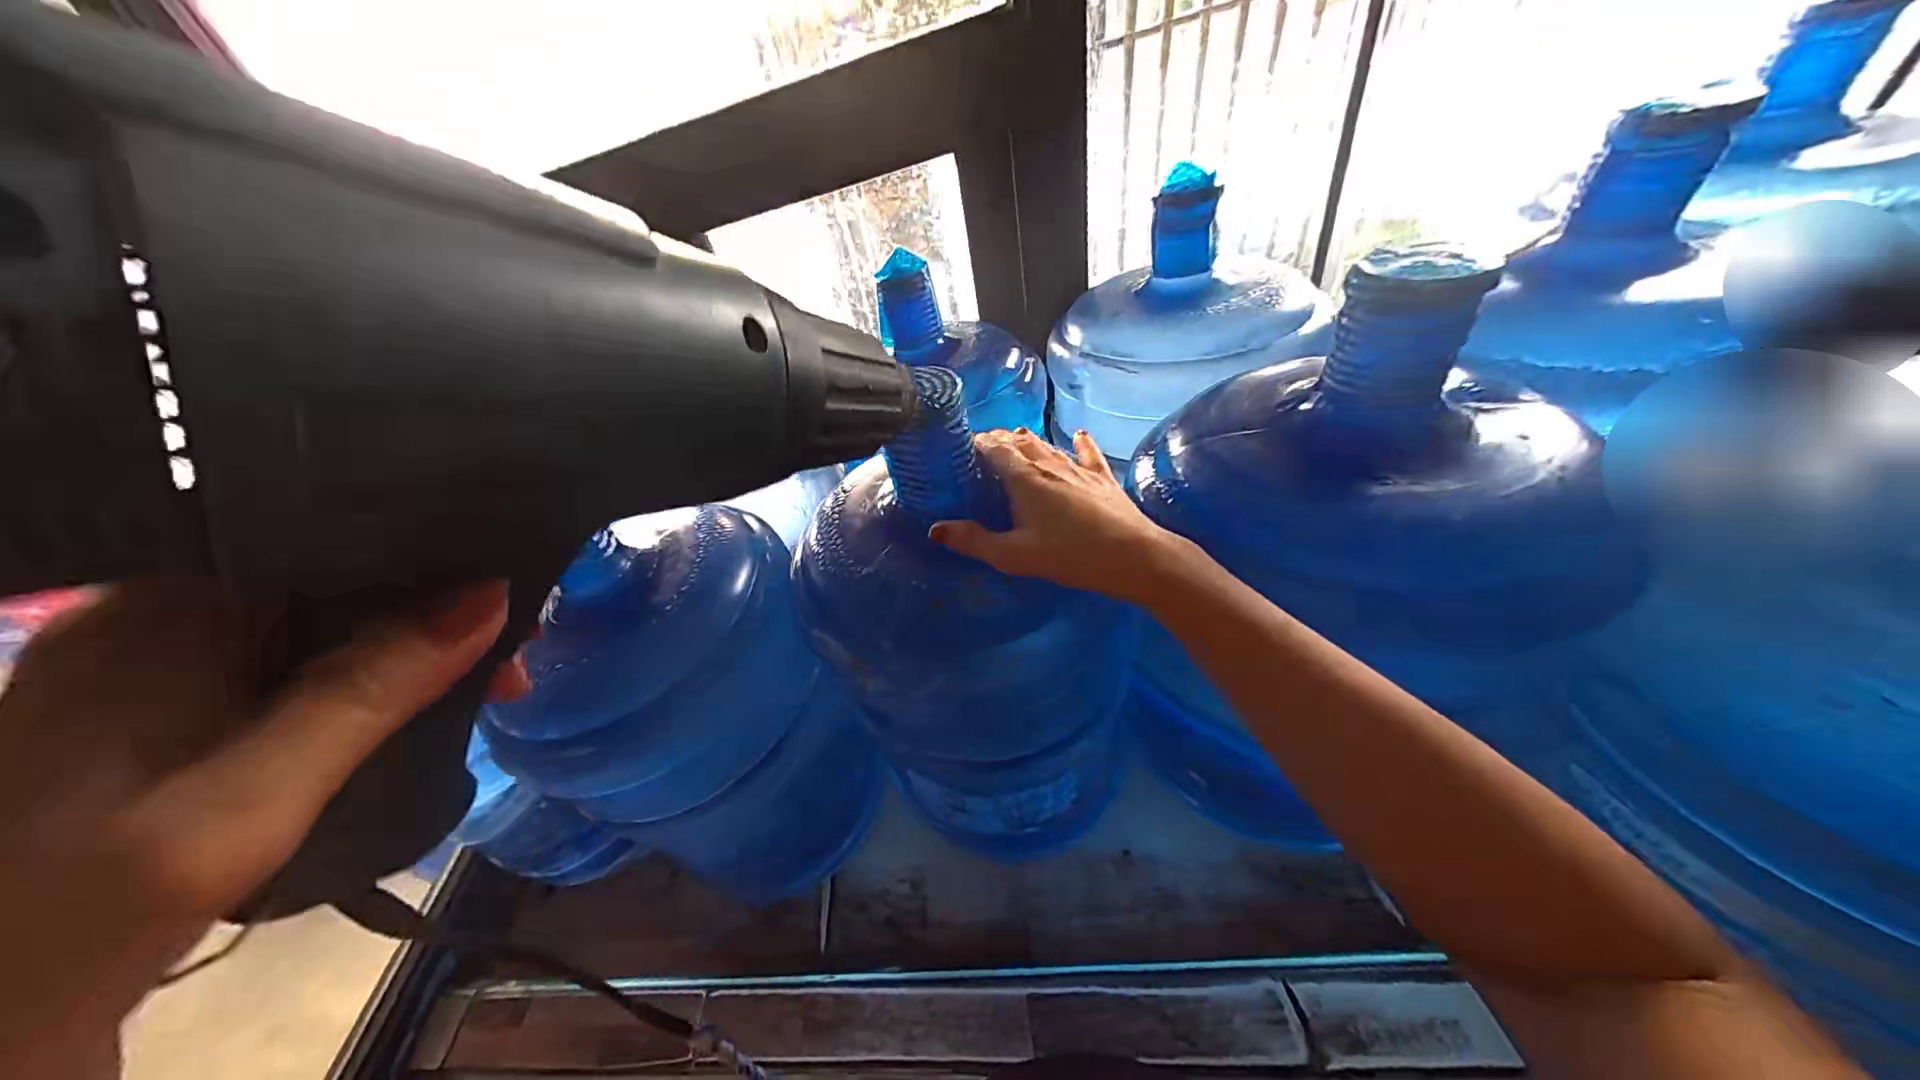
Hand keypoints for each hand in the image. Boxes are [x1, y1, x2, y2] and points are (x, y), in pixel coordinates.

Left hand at [0, 579, 507, 1076]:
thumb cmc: (86, 909)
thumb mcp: (250, 798)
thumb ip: (371, 689)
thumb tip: (492, 596)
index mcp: (158, 615)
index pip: (323, 541)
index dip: (424, 553)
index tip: (511, 585)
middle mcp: (170, 629)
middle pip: (340, 587)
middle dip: (440, 609)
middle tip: (522, 648)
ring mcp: (183, 680)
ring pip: (339, 632)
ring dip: (423, 651)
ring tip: (498, 681)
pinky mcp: (203, 724)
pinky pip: (321, 674)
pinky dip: (389, 683)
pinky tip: (433, 703)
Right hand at [929, 428, 1193, 601]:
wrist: (1133, 555)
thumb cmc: (1069, 555)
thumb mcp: (1014, 556)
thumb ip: (974, 541)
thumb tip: (935, 530)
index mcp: (1024, 479)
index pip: (995, 449)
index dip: (978, 443)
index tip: (965, 445)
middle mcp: (1050, 465)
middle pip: (1020, 442)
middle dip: (1001, 440)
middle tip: (987, 446)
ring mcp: (1079, 468)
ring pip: (1049, 445)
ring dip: (1030, 440)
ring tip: (1017, 439)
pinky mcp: (1103, 478)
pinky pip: (1087, 453)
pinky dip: (1078, 442)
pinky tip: (1079, 434)